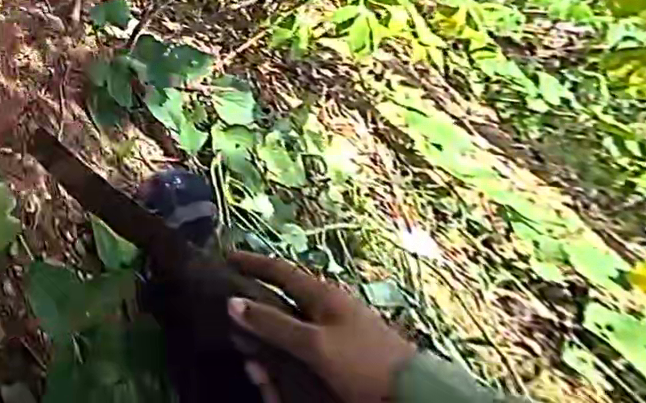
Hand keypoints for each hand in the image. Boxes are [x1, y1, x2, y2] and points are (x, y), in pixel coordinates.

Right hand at [227, 251, 417, 402]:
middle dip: (256, 313)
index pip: (278, 269)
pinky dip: (290, 364)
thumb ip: (273, 324)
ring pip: (293, 333)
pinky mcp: (346, 362)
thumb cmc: (365, 364)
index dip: (251, 261)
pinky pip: (307, 355)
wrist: (419, 401)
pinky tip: (281, 382)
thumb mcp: (315, 345)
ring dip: (271, 347)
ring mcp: (339, 335)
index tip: (225, 258)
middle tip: (233, 321)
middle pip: (283, 302)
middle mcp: (328, 309)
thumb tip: (231, 303)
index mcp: (322, 294)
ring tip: (255, 367)